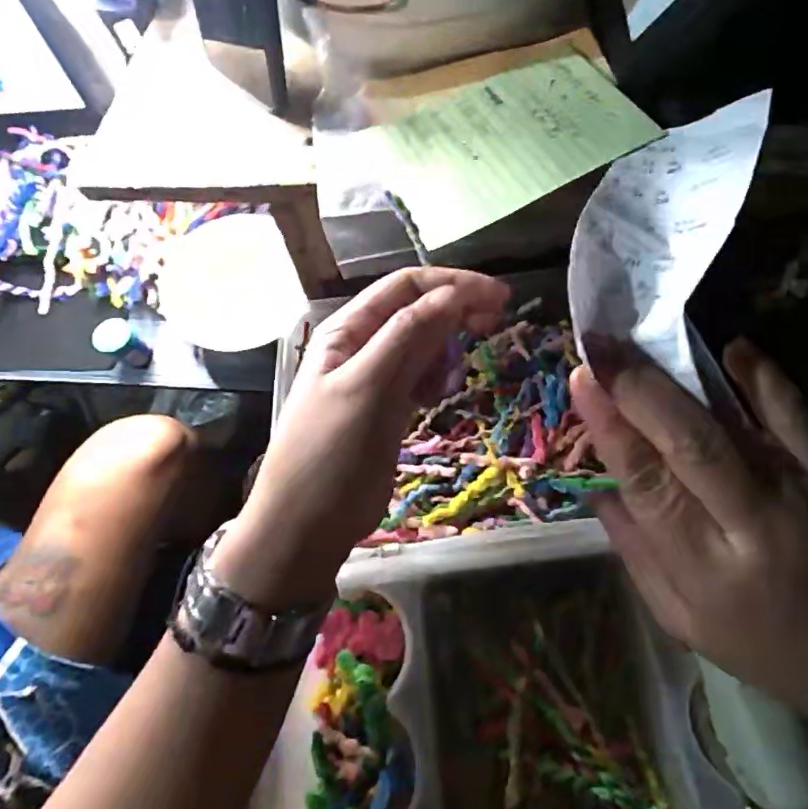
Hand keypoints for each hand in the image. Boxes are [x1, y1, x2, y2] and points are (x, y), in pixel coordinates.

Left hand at [215, 268, 510, 608]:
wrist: (307, 523)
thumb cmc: (330, 452)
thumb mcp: (367, 387)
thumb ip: (407, 337)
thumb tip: (452, 295)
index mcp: (348, 329)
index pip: (406, 287)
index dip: (454, 285)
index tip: (500, 299)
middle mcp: (361, 346)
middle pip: (418, 311)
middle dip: (456, 313)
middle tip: (495, 326)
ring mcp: (374, 378)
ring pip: (423, 346)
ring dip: (446, 351)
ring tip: (449, 382)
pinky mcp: (387, 408)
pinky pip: (421, 377)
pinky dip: (437, 378)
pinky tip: (438, 395)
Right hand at [569, 337, 807, 734]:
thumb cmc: (774, 652)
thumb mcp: (688, 625)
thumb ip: (637, 557)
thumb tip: (599, 493)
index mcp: (707, 571)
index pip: (649, 484)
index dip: (610, 428)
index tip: (582, 381)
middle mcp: (752, 524)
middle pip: (687, 442)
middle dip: (636, 387)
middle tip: (598, 344)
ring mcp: (800, 492)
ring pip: (734, 424)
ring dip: (682, 375)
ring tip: (643, 338)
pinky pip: (796, 416)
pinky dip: (764, 377)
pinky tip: (734, 348)